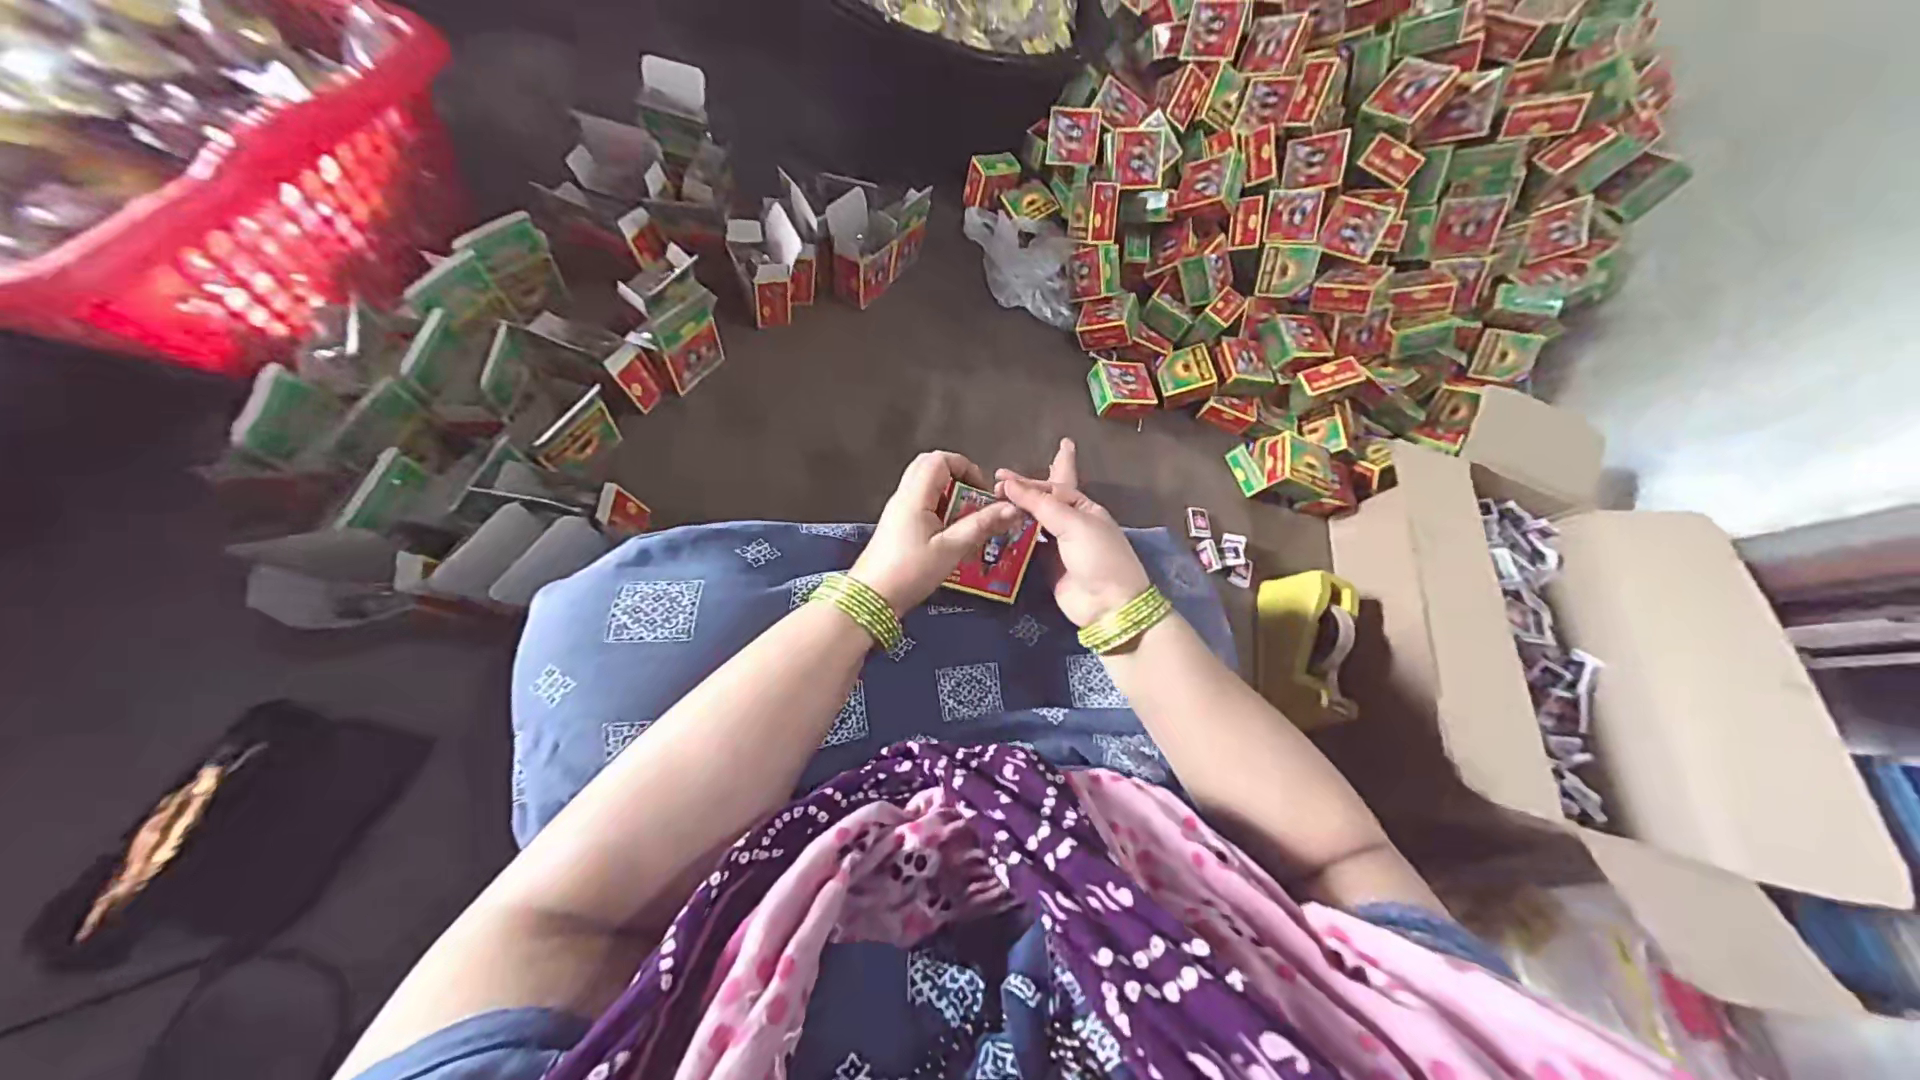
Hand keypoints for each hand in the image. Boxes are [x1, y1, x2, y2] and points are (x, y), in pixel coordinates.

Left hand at [851, 451, 1024, 613]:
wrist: (872, 598)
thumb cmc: (910, 572)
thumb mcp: (951, 549)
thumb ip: (982, 525)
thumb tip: (1012, 508)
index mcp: (915, 496)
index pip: (940, 459)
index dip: (965, 467)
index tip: (982, 492)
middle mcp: (903, 497)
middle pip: (931, 467)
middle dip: (958, 478)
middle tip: (975, 500)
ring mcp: (898, 511)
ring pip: (926, 486)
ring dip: (950, 496)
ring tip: (965, 520)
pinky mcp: (897, 525)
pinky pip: (921, 504)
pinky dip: (939, 510)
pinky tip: (950, 535)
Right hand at [996, 438, 1152, 627]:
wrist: (1107, 604)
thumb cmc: (1097, 556)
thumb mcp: (1073, 523)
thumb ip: (1040, 504)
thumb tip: (1010, 485)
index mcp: (1084, 507)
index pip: (1051, 488)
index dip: (1026, 483)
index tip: (1000, 479)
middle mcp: (1071, 523)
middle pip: (1041, 503)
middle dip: (1020, 495)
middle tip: (994, 488)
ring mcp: (1059, 545)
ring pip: (1033, 524)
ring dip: (1015, 515)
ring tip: (992, 507)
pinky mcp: (1048, 565)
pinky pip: (1028, 546)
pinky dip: (1014, 538)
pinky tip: (998, 531)